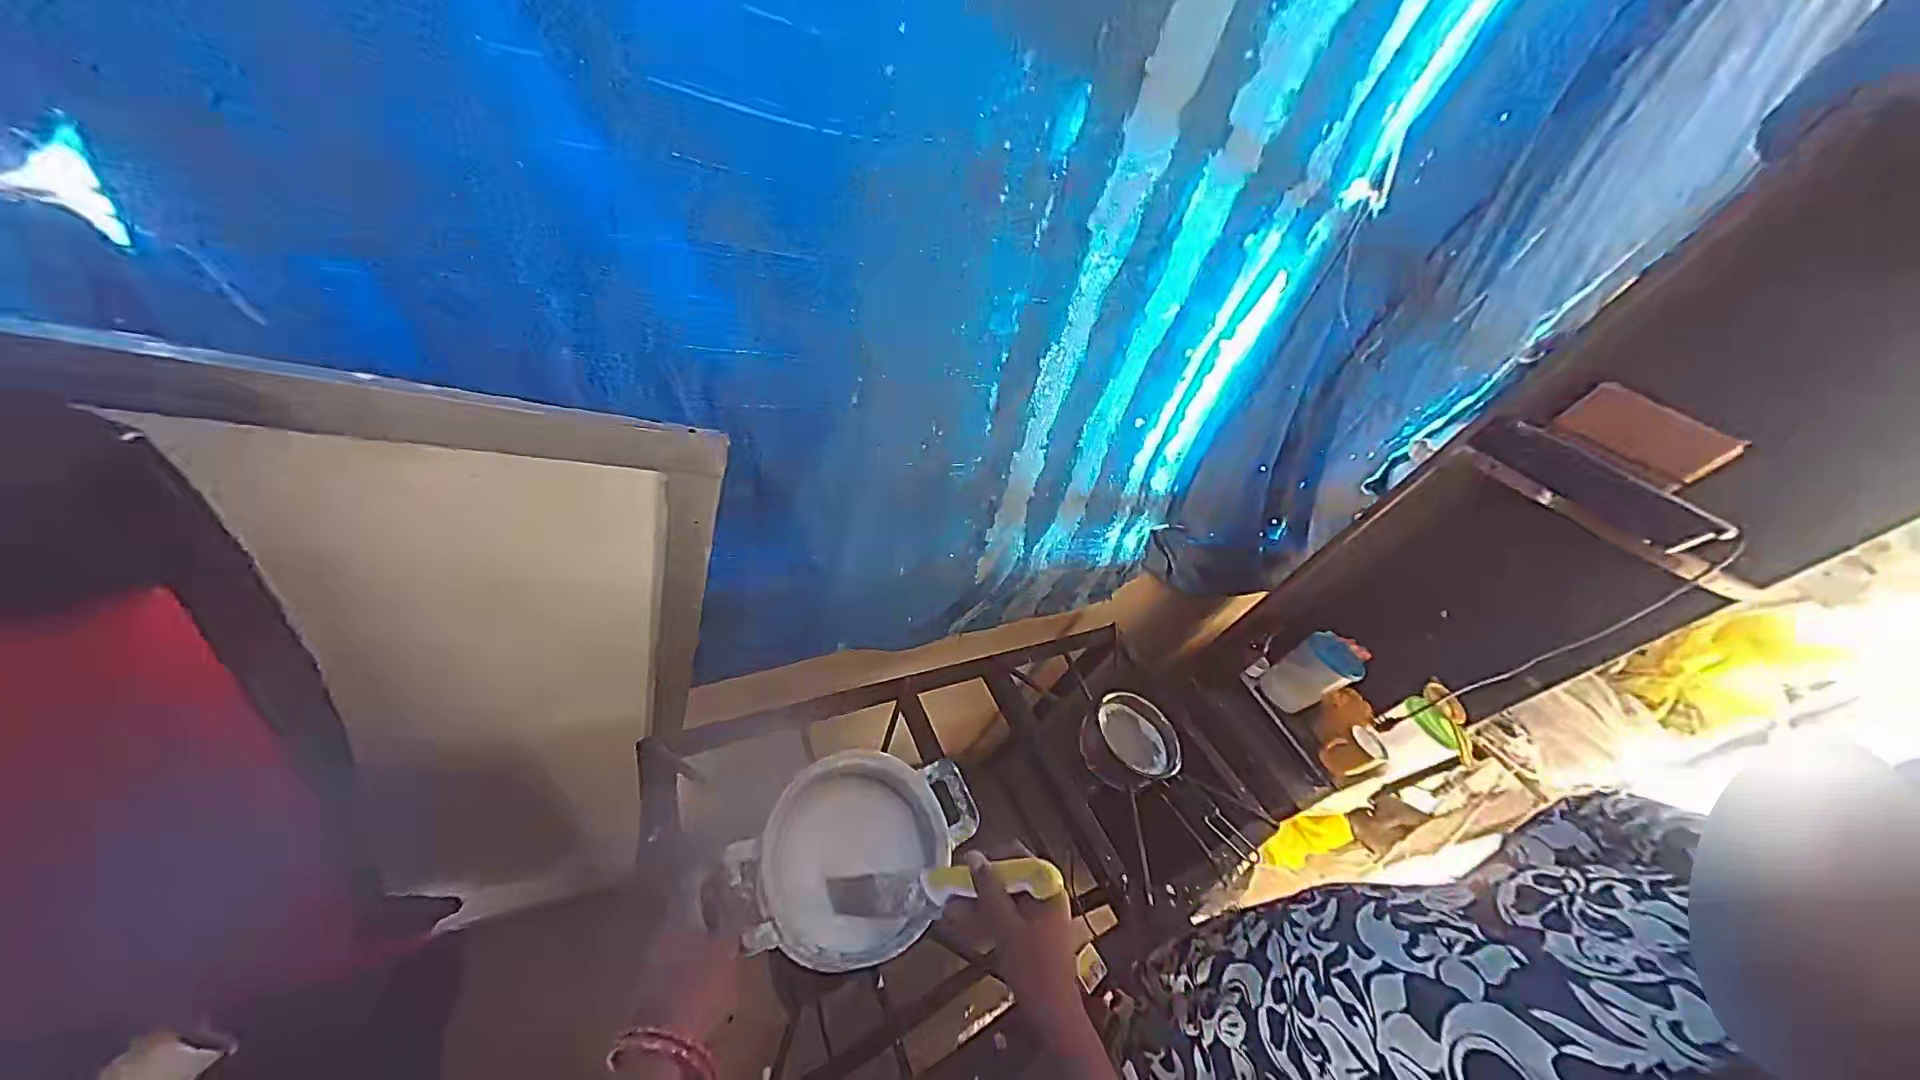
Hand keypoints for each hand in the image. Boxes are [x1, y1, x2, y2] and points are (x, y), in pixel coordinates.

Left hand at [629, 867, 744, 1039]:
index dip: (710, 865)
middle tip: (731, 889)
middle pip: (686, 897)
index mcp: (681, 912)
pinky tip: (707, 945)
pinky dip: (693, 936)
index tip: (727, 859)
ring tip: (723, 918)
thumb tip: (736, 886)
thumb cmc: (702, 986)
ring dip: (700, 915)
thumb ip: (731, 914)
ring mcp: (655, 948)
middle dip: (707, 892)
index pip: (694, 876)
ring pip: (682, 919)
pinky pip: (678, 940)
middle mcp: (664, 924)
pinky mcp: (654, 971)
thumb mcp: (727, 947)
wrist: (666, 1038)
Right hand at [950, 852, 1111, 1077]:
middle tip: (952, 887)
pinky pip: (1003, 917)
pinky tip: (960, 922)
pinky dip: (984, 918)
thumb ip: (989, 890)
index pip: (1017, 855)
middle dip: (978, 883)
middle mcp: (1044, 895)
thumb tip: (973, 857)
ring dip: (976, 902)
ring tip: (948, 905)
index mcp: (1048, 886)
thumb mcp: (1007, 927)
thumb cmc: (1035, 969)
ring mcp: (1037, 915)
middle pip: (1007, 877)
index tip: (964, 865)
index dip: (989, 857)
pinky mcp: (1028, 934)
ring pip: (1002, 899)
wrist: (1053, 1017)